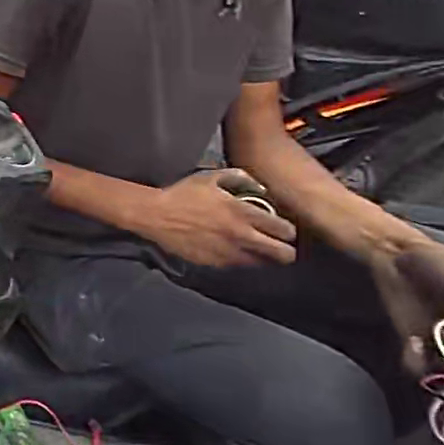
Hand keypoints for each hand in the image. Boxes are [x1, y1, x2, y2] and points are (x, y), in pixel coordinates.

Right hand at [128, 169, 297, 267]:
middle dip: (285, 250)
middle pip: (283, 255)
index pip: (285, 230)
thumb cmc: (182, 194)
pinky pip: (238, 266)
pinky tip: (230, 250)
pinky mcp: (215, 264)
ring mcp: (229, 253)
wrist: (156, 215)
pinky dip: (239, 260)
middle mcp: (242, 236)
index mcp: (243, 214)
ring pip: (262, 264)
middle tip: (276, 244)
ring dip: (262, 257)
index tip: (282, 229)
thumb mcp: (210, 177)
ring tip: (253, 248)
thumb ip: (239, 177)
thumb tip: (260, 187)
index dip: (287, 231)